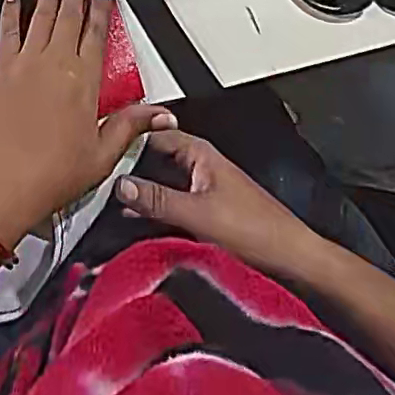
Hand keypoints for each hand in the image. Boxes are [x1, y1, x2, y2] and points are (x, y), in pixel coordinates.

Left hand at [0, 0, 171, 241]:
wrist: (2, 180)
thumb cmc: (50, 173)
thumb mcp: (103, 155)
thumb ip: (131, 126)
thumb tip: (161, 115)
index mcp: (84, 81)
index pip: (97, 33)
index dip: (101, 8)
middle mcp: (55, 64)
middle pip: (68, 16)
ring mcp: (26, 63)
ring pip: (40, 16)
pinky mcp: (1, 69)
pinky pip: (6, 31)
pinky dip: (9, 11)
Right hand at [114, 130, 336, 283]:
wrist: (294, 261)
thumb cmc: (259, 231)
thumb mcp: (199, 214)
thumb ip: (157, 199)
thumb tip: (121, 184)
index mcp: (199, 152)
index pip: (151, 133)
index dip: (126, 139)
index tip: (102, 151)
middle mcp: (198, 164)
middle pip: (152, 157)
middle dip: (128, 166)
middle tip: (100, 176)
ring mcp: (200, 186)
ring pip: (159, 180)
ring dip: (140, 189)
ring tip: (110, 198)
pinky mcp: (203, 208)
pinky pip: (168, 199)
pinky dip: (153, 206)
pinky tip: (136, 218)